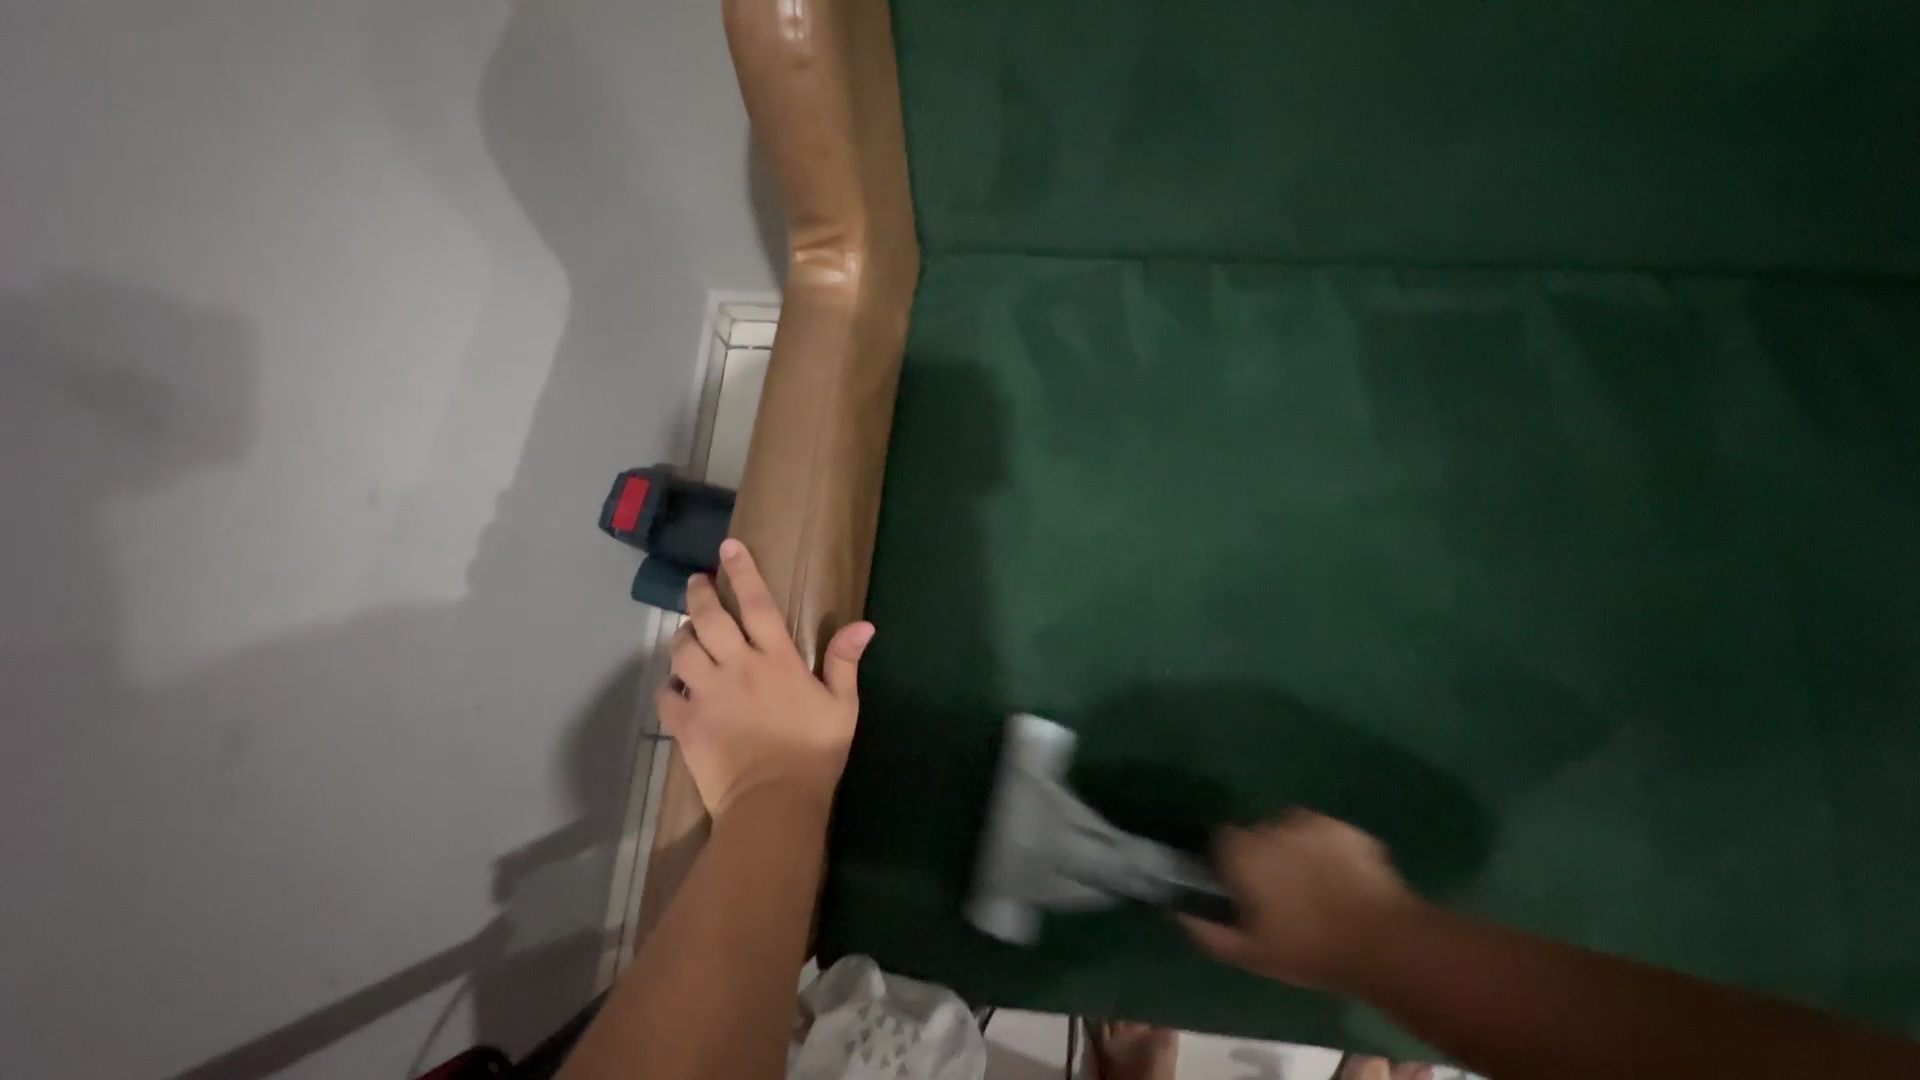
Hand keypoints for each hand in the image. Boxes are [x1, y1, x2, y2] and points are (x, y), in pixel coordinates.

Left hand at [656, 538, 875, 817]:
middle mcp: (737, 667)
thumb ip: (845, 662)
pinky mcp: (686, 723)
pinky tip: (676, 686)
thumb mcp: (843, 706)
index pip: (756, 603)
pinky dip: (668, 686)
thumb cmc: (815, 752)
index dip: (743, 571)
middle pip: (708, 618)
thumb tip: (863, 624)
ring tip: (688, 633)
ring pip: (682, 650)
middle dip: (699, 594)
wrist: (775, 801)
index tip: (728, 547)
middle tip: (697, 583)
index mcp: (776, 659)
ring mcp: (707, 694)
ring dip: (683, 635)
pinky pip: (666, 695)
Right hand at [1182, 811, 1419, 990]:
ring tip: (1311, 886)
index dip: (1226, 863)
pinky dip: (1324, 850)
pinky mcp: (1345, 828)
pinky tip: (1338, 880)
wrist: (1385, 942)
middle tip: (1277, 894)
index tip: (1238, 889)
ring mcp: (1311, 823)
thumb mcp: (1251, 954)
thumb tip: (1181, 913)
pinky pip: (1322, 834)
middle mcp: (1271, 826)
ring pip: (1288, 831)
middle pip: (1254, 834)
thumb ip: (1208, 932)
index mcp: (1243, 852)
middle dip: (1261, 856)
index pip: (1219, 841)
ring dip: (1291, 850)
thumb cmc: (1309, 950)